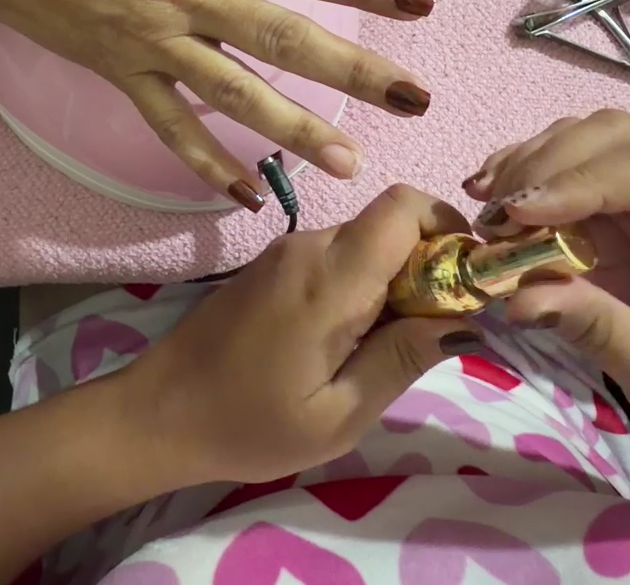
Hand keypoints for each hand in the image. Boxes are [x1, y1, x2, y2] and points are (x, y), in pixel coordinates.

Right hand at [0, 0, 433, 207]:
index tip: (416, 3)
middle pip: (283, 38)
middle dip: (353, 69)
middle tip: (413, 98)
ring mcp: (156, 45)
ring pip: (235, 95)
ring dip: (294, 130)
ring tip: (348, 161)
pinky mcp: (124, 77)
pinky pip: (170, 127)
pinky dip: (206, 163)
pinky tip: (245, 194)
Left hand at [115, 184, 480, 484]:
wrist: (160, 410)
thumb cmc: (249, 423)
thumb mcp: (338, 414)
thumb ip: (402, 358)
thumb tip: (465, 319)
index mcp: (327, 277)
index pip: (402, 206)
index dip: (448, 228)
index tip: (469, 283)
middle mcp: (308, 246)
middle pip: (389, 223)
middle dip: (429, 264)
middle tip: (434, 331)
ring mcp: (286, 251)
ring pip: (366, 240)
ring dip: (395, 278)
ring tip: (390, 343)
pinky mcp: (273, 264)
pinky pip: (337, 255)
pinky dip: (363, 282)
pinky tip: (351, 336)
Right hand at [462, 110, 629, 467]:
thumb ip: (599, 330)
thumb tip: (516, 297)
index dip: (584, 181)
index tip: (519, 212)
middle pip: (620, 138)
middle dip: (549, 165)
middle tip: (496, 214)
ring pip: (589, 140)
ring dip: (530, 164)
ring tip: (486, 208)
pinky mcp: (624, 210)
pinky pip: (569, 167)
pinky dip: (525, 175)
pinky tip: (489, 196)